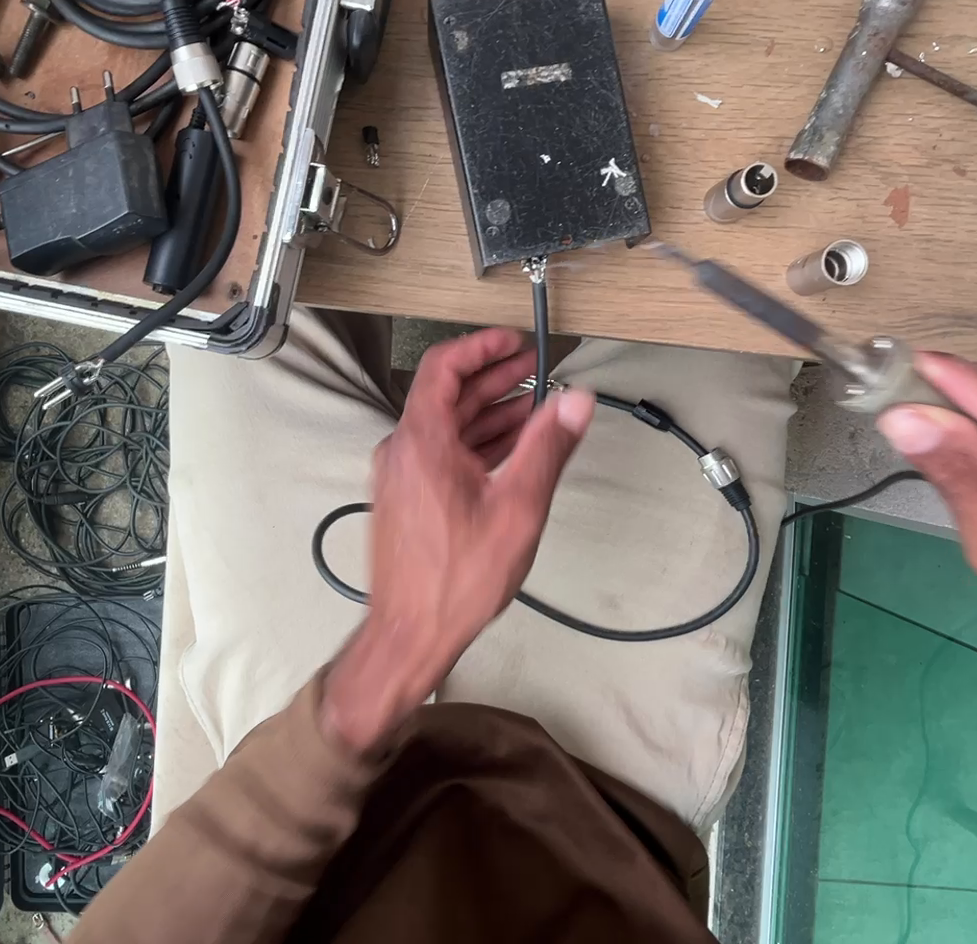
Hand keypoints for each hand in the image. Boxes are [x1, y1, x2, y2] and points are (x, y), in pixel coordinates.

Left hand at [323, 329, 595, 751]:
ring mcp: (401, 475)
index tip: (514, 342)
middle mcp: (403, 450)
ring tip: (534, 406)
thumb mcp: (517, 508)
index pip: (443, 367)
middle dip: (494, 378)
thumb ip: (547, 448)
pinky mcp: (407, 497)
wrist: (409, 634)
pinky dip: (475, 443)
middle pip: (448, 395)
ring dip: (489, 412)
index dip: (481, 346)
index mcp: (421, 441)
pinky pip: (441, 453)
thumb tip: (576, 402)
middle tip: (534, 369)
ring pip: (447, 426)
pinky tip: (510, 448)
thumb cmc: (456, 580)